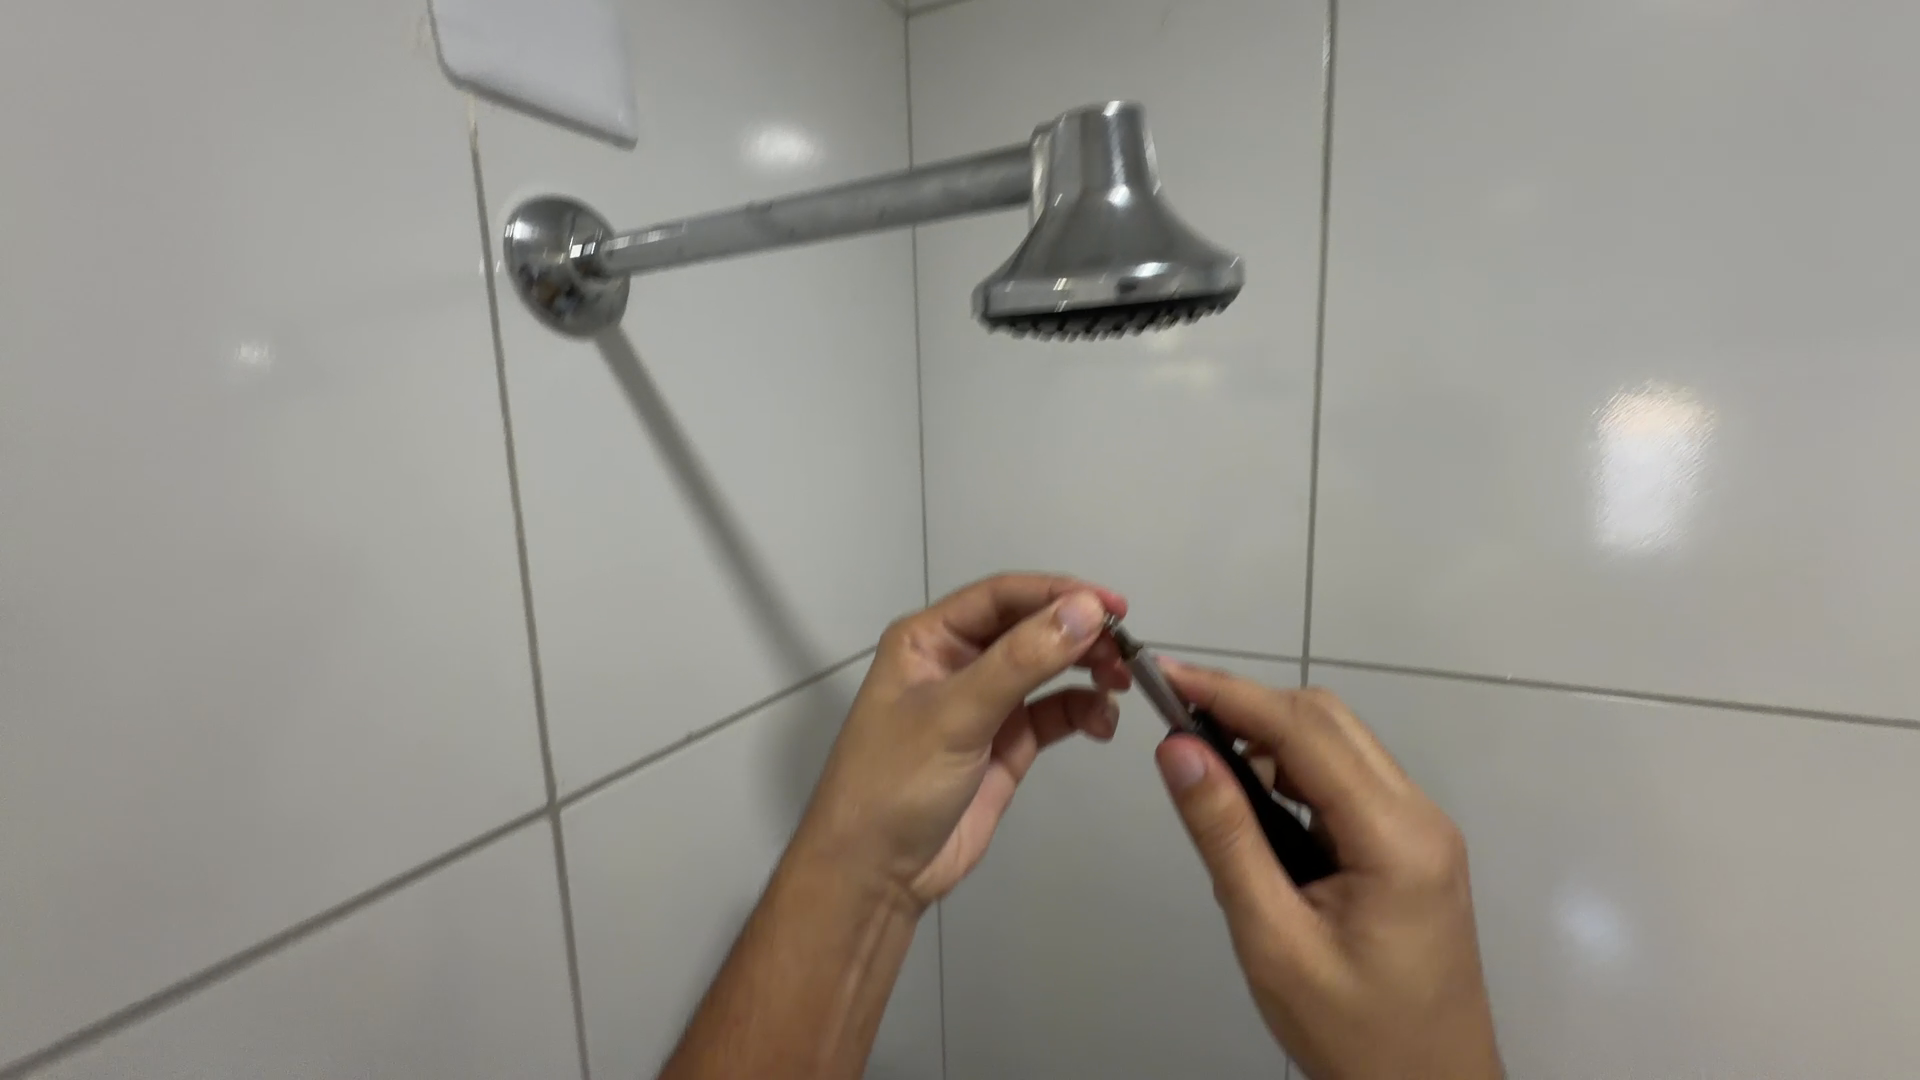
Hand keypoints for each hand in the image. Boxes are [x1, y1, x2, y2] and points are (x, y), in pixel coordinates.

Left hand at [792, 573, 1131, 912]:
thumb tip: (1085, 609)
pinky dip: (1081, 711)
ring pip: (1045, 669)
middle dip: (1076, 634)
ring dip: (1084, 669)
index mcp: (930, 638)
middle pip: (1028, 628)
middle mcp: (958, 661)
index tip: (1112, 605)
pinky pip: (1052, 713)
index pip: (1001, 596)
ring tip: (1120, 681)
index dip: (1057, 593)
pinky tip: (1102, 723)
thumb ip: (1022, 660)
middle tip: (1125, 649)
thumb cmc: (897, 781)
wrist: (875, 874)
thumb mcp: (957, 714)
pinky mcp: (1006, 743)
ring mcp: (984, 703)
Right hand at [1154, 664, 1502, 1079]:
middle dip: (1247, 704)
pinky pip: (1341, 774)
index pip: (1303, 731)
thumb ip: (1224, 834)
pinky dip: (1289, 763)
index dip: (1230, 693)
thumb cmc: (1351, 1031)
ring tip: (1206, 757)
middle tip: (1177, 715)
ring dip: (1268, 731)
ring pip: (1335, 739)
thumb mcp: (1271, 937)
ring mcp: (1418, 826)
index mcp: (1395, 836)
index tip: (1166, 674)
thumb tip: (1177, 747)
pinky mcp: (1406, 842)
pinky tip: (1253, 795)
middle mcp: (1418, 813)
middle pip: (1326, 720)